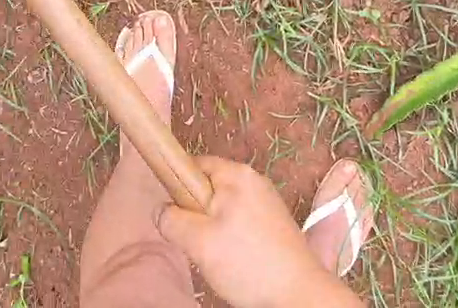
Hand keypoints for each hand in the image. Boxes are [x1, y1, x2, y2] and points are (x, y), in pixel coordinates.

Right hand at [156, 158, 356, 307]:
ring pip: (225, 210)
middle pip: (210, 189)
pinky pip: (242, 222)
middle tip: (200, 244)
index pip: (195, 165)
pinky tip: (238, 262)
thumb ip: (174, 222)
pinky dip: (234, 240)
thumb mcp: (199, 242)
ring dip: (215, 232)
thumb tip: (161, 209)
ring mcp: (267, 200)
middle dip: (198, 216)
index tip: (178, 217)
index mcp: (237, 173)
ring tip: (221, 258)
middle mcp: (253, 179)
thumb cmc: (246, 262)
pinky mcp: (275, 222)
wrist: (296, 293)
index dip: (179, 188)